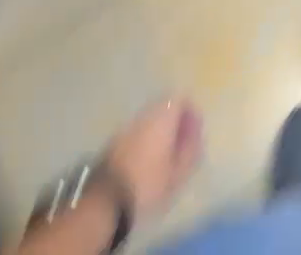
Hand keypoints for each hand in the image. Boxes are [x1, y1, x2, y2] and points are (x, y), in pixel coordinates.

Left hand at [104, 98, 203, 218]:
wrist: (104, 200)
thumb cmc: (148, 183)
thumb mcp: (178, 172)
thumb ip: (191, 149)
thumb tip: (196, 134)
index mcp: (162, 118)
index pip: (180, 99)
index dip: (190, 112)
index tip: (195, 130)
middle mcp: (143, 116)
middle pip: (163, 108)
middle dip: (174, 121)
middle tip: (182, 143)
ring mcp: (125, 128)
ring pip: (148, 121)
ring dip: (158, 132)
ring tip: (165, 155)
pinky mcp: (112, 143)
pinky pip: (135, 134)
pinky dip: (144, 141)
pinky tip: (146, 162)